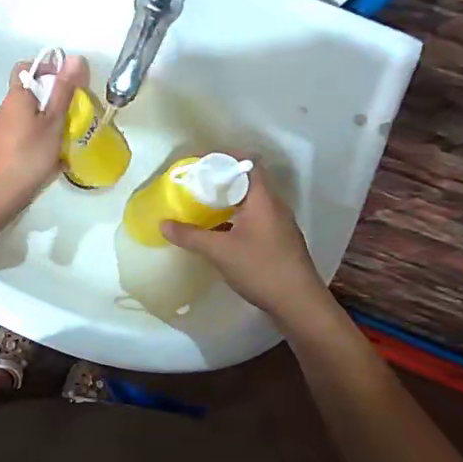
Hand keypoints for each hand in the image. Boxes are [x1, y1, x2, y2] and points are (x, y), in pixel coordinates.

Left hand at [0, 55, 87, 211]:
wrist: (7, 190)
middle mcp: (5, 107)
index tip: (65, 83)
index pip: (25, 67)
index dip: (46, 69)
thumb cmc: (32, 153)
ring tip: (65, 129)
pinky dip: (39, 130)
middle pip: (29, 90)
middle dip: (51, 95)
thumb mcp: (54, 121)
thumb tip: (73, 58)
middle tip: (71, 109)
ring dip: (47, 115)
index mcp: (15, 96)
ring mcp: (3, 127)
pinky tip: (53, 147)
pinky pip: (24, 127)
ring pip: (28, 110)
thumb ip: (64, 90)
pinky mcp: (5, 143)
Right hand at [161, 178, 328, 318]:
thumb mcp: (220, 252)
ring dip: (227, 203)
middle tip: (194, 185)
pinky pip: (254, 220)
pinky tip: (218, 233)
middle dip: (220, 182)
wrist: (299, 304)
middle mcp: (274, 206)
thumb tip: (163, 224)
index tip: (200, 163)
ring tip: (201, 207)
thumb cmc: (261, 269)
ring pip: (250, 203)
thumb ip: (191, 236)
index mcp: (263, 199)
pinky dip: (235, 220)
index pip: (248, 163)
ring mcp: (279, 225)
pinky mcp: (278, 242)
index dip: (225, 158)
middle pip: (247, 182)